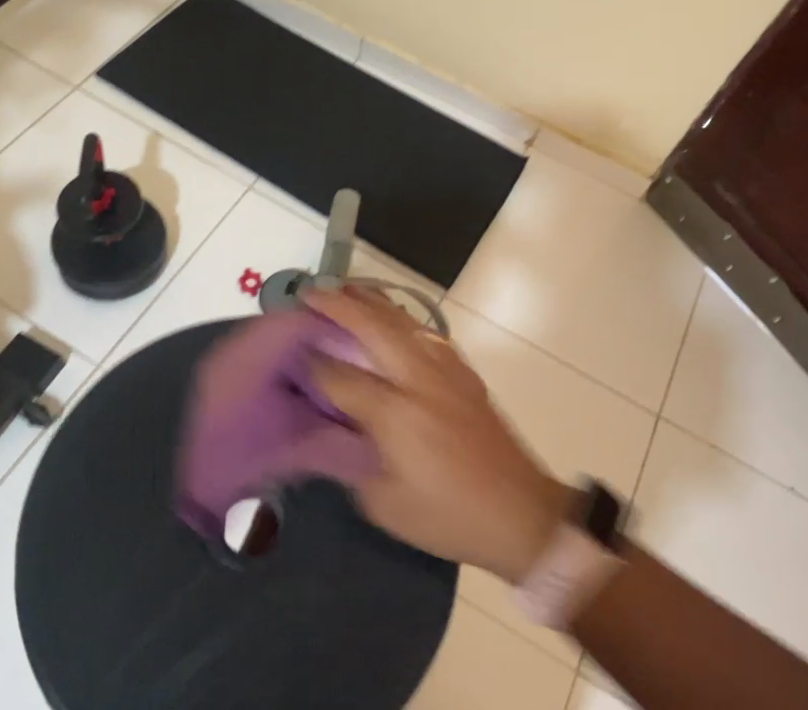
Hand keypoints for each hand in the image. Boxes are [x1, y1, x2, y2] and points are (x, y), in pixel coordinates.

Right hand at [304, 287, 570, 583]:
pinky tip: (391, 318)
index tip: (286, 353)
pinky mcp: (465, 373)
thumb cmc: (448, 516)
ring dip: (371, 302)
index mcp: (396, 413)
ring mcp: (447, 371)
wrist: (520, 513)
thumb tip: (328, 430)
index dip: (311, 363)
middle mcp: (420, 379)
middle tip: (309, 295)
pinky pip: (426, 332)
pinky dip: (401, 318)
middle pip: (374, 327)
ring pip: (404, 321)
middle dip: (339, 306)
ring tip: (344, 291)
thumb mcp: (385, 504)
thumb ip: (350, 461)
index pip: (341, 376)